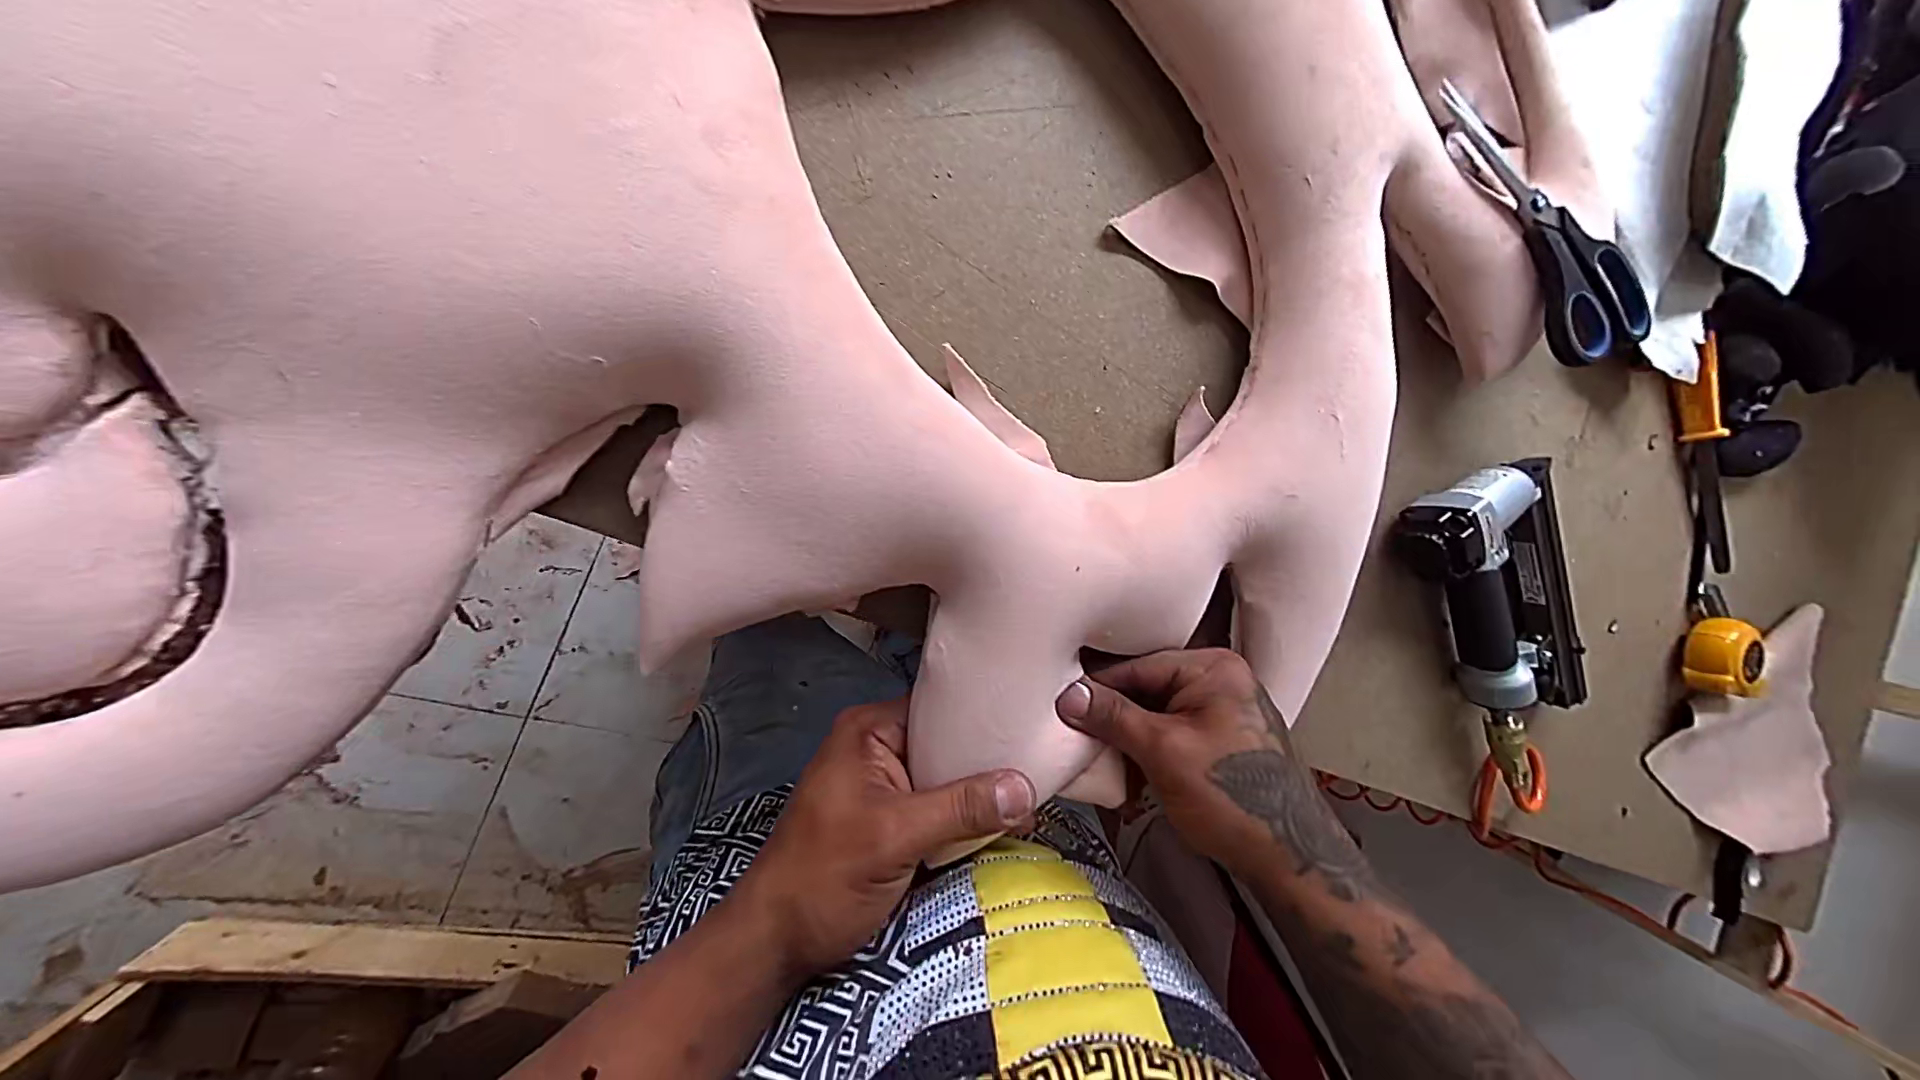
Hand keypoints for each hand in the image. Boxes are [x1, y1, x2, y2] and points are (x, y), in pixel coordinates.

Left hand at [727, 696, 1035, 977]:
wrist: (778, 943)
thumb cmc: (823, 877)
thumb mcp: (894, 837)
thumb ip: (959, 809)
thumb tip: (1024, 788)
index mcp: (869, 730)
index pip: (937, 706)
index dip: (982, 714)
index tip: (1027, 724)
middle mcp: (878, 748)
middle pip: (946, 742)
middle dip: (987, 760)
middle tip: (1038, 767)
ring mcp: (886, 786)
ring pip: (946, 778)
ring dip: (980, 794)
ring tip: (1032, 794)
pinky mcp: (894, 820)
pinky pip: (940, 807)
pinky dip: (965, 817)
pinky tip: (1002, 822)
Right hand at [1054, 648, 1316, 878]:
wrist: (1289, 859)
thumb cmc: (1240, 800)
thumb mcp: (1163, 751)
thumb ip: (1113, 717)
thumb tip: (1072, 696)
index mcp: (1213, 669)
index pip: (1136, 667)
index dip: (1097, 689)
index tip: (1064, 705)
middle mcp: (1219, 682)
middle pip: (1143, 690)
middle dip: (1112, 718)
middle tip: (1079, 736)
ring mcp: (1219, 712)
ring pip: (1152, 714)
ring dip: (1127, 740)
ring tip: (1104, 761)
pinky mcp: (1217, 741)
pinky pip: (1168, 734)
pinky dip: (1146, 752)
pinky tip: (1131, 775)